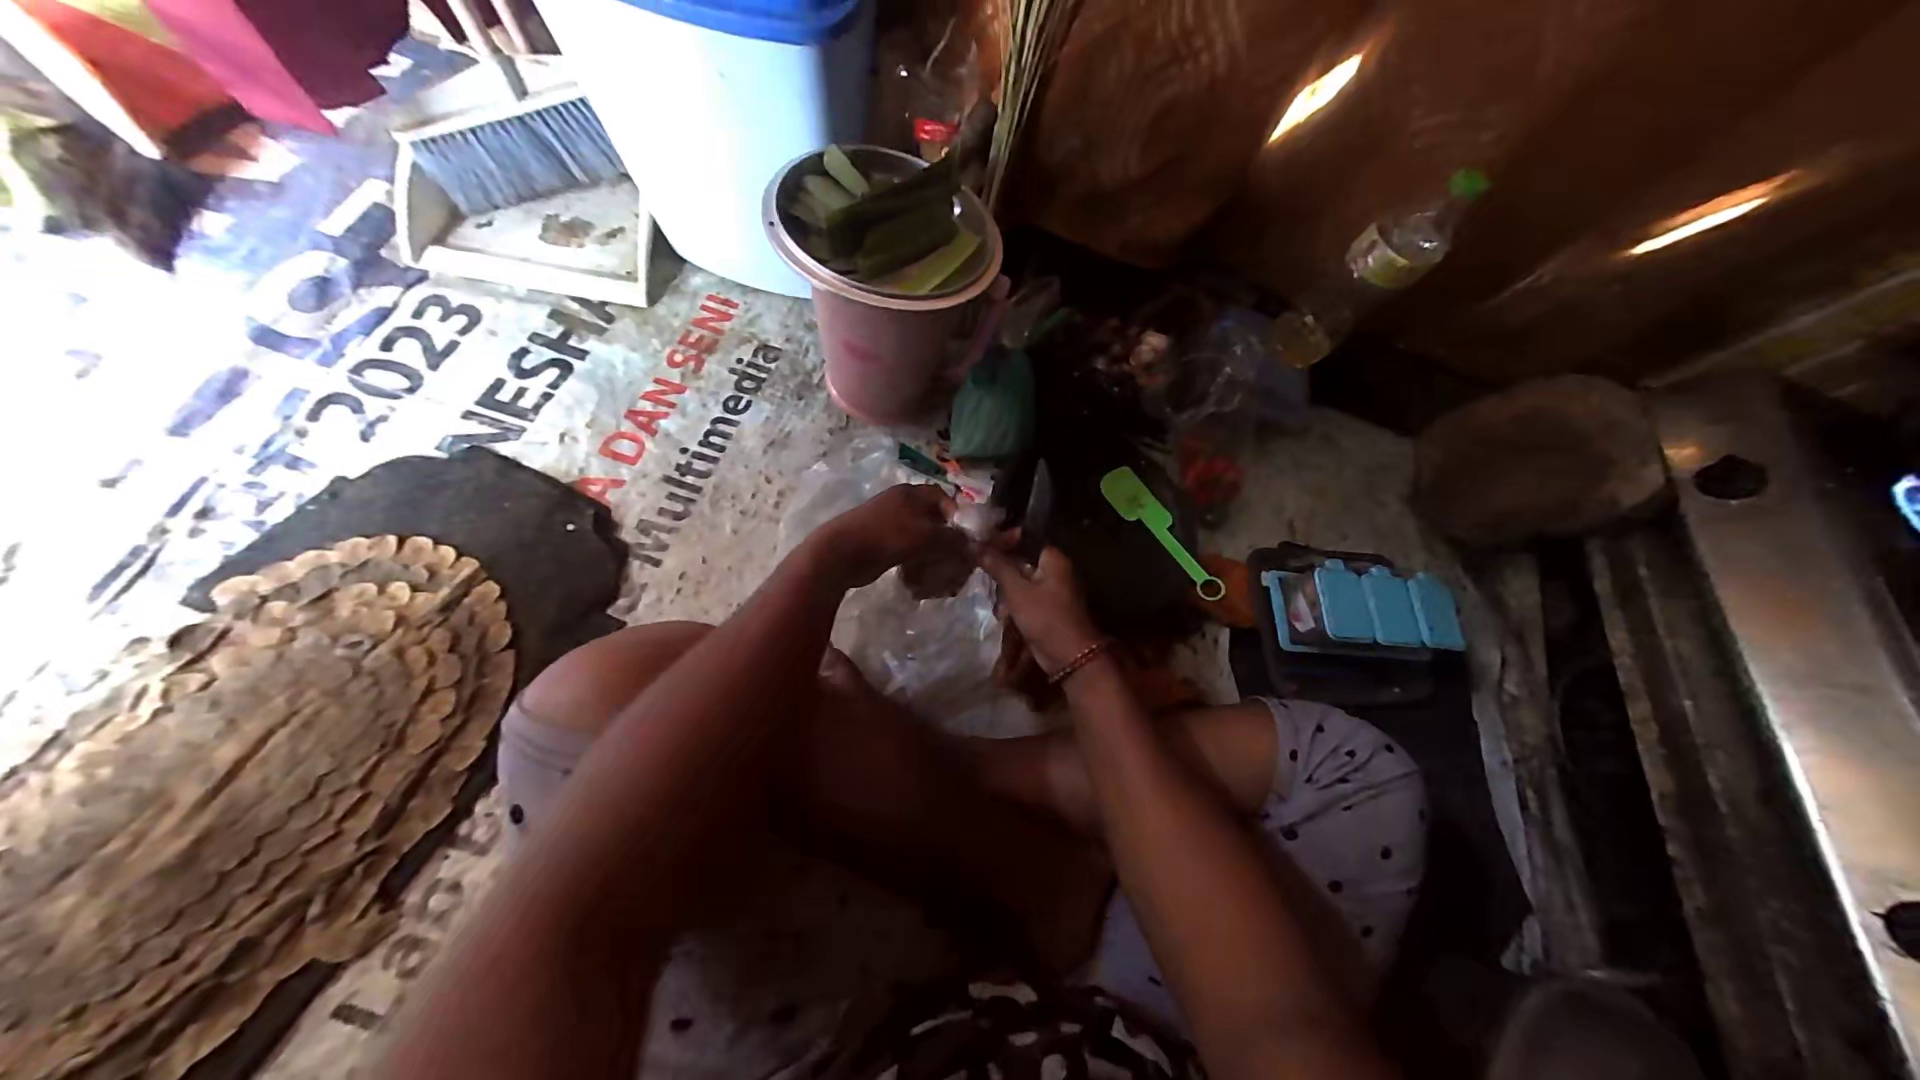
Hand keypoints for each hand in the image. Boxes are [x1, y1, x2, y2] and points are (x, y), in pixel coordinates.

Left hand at [808, 484, 958, 588]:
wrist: (840, 554)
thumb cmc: (886, 537)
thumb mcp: (926, 536)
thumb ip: (952, 538)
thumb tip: (972, 543)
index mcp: (911, 493)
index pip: (944, 497)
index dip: (958, 516)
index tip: (966, 538)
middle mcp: (901, 504)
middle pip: (933, 519)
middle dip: (947, 540)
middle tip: (956, 559)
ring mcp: (889, 523)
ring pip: (921, 538)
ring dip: (932, 555)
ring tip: (940, 573)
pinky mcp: (881, 543)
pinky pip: (907, 551)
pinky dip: (916, 562)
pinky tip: (919, 579)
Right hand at [975, 544, 1104, 673]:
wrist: (1069, 655)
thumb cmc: (1044, 616)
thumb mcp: (1017, 590)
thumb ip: (998, 566)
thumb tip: (976, 545)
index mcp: (1054, 560)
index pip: (1025, 539)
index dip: (1003, 542)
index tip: (981, 548)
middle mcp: (1056, 571)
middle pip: (1022, 562)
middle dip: (1003, 573)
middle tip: (985, 578)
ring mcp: (1053, 591)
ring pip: (1022, 582)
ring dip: (1007, 593)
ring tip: (999, 606)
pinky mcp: (1048, 608)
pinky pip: (1027, 599)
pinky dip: (1015, 605)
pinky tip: (1005, 616)